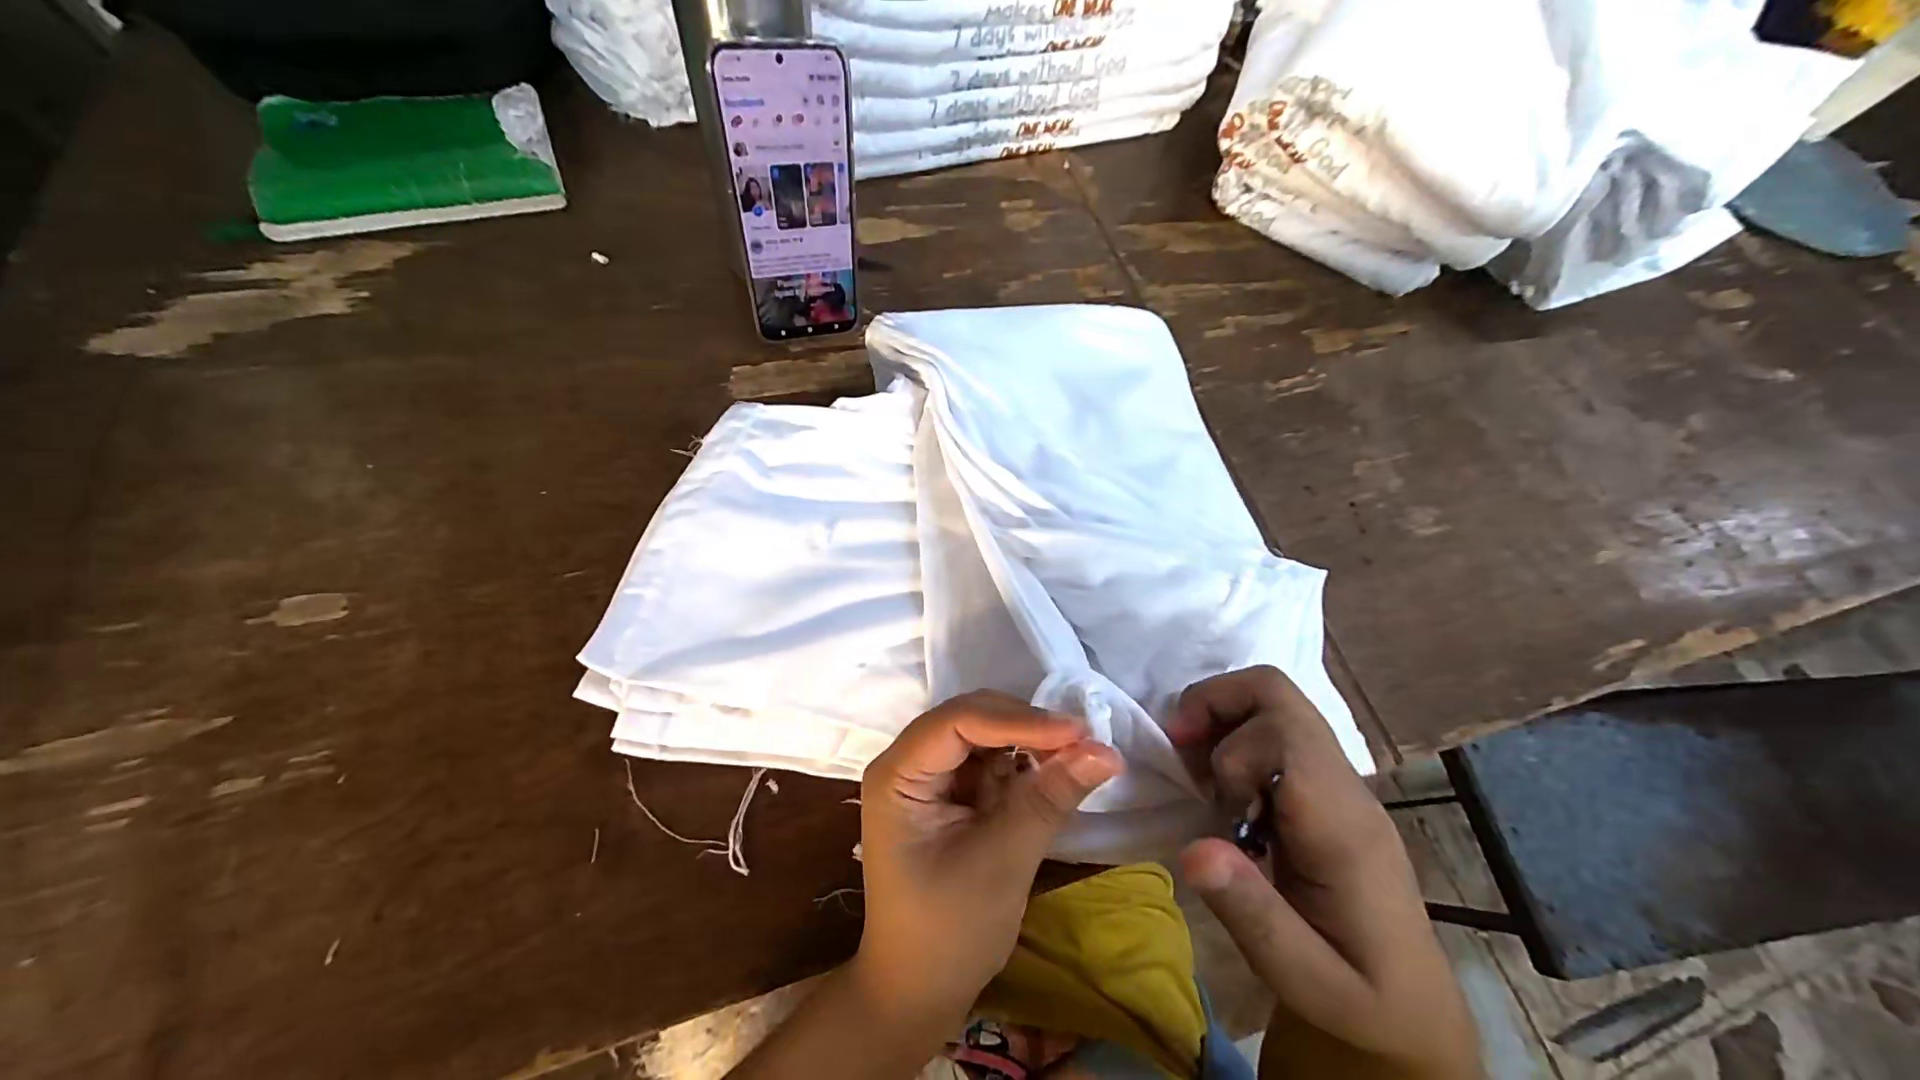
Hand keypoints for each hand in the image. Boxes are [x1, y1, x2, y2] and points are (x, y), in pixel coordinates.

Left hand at [855, 690, 1124, 1021]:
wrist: (919, 988)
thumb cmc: (949, 931)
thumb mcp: (1003, 862)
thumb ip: (1048, 799)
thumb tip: (1106, 750)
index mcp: (898, 775)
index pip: (958, 722)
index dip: (1018, 720)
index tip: (1078, 732)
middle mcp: (907, 763)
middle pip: (971, 718)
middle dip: (1026, 727)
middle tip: (1084, 743)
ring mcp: (928, 776)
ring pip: (985, 734)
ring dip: (1029, 743)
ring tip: (1076, 757)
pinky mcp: (949, 793)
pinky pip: (991, 760)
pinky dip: (1024, 764)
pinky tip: (1052, 774)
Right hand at [1169, 667, 1479, 1079]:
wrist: (1412, 1013)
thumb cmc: (1360, 1002)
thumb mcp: (1305, 981)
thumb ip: (1251, 914)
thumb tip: (1192, 849)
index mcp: (1342, 828)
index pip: (1286, 736)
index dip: (1231, 752)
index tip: (1208, 801)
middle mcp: (1344, 789)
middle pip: (1278, 694)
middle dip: (1214, 704)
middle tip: (1179, 750)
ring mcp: (1337, 784)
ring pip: (1275, 702)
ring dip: (1221, 718)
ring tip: (1195, 771)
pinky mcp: (1325, 791)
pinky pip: (1274, 730)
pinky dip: (1231, 735)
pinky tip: (1218, 787)